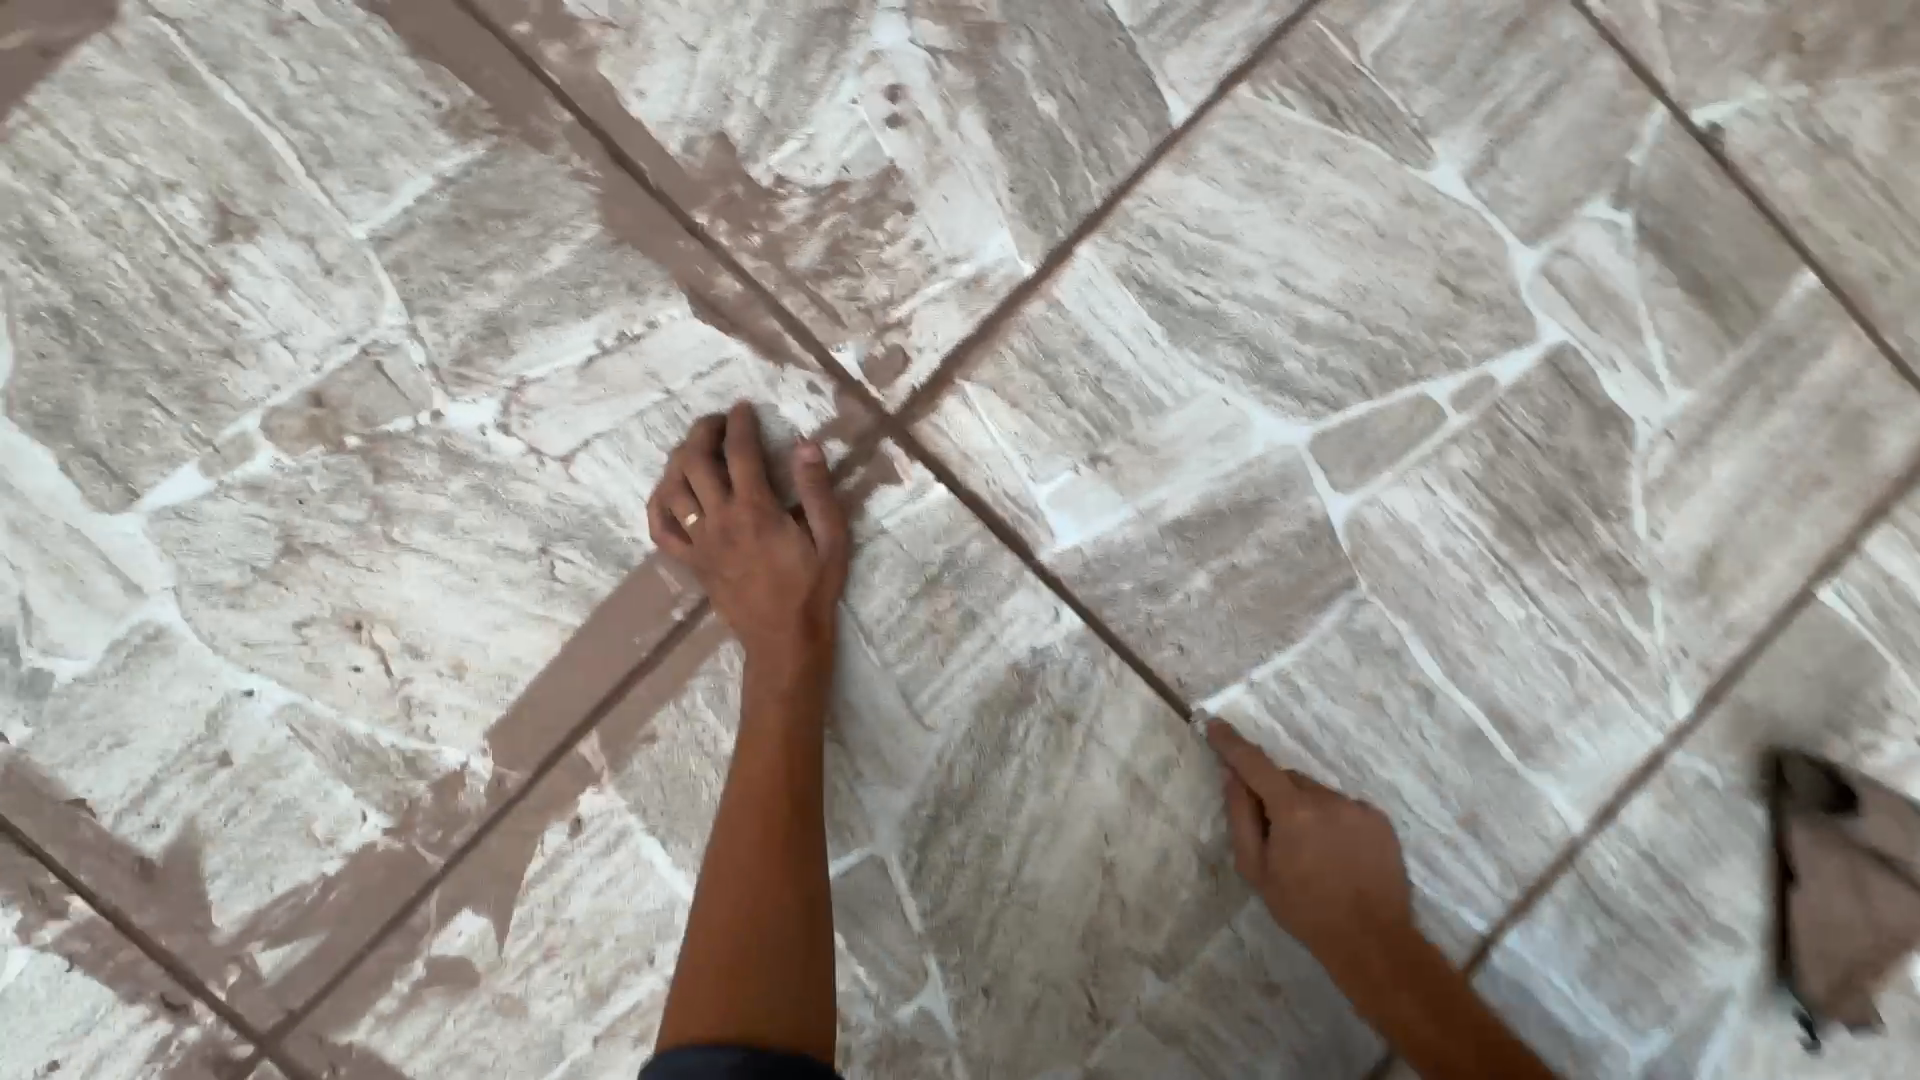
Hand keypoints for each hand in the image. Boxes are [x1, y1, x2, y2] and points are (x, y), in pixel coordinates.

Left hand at [646, 402, 850, 663]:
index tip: (743, 407)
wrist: (785, 638)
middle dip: (703, 431)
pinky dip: (658, 504)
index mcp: (755, 510)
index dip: (739, 423)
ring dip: (678, 459)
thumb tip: (806, 444)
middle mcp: (720, 520)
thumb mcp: (832, 538)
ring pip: (672, 488)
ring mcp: (699, 542)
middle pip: (695, 461)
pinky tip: (669, 491)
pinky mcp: (690, 562)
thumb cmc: (813, 588)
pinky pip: (660, 528)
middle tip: (717, 421)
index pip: (739, 451)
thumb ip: (818, 490)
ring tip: (694, 448)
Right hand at [1206, 720, 1413, 958]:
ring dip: (1305, 809)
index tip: (1214, 723)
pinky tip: (1338, 854)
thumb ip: (1240, 817)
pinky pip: (1344, 808)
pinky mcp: (1380, 821)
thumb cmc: (1304, 909)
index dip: (1231, 743)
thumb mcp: (1256, 869)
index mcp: (1293, 810)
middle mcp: (1327, 798)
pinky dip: (1333, 820)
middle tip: (1274, 833)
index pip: (1254, 764)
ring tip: (1312, 852)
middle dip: (1274, 794)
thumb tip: (1232, 777)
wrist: (1373, 942)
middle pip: (1287, 780)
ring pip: (1316, 794)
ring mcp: (1358, 808)